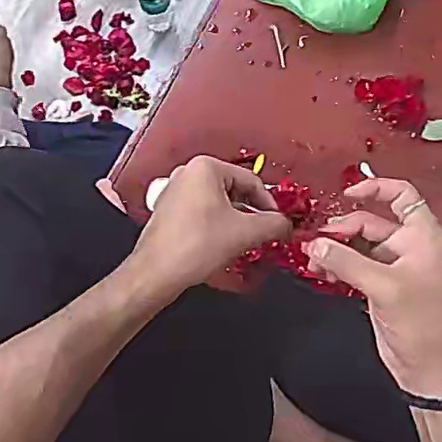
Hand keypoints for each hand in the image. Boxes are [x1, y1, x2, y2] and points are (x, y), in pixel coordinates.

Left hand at [126, 157, 289, 297]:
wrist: (156, 274)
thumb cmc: (197, 245)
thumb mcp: (245, 232)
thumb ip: (273, 224)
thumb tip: (286, 224)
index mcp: (206, 167)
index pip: (251, 181)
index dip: (269, 205)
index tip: (277, 224)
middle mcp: (188, 172)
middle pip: (235, 190)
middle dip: (250, 213)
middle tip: (262, 234)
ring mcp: (175, 190)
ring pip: (219, 202)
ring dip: (235, 221)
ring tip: (242, 242)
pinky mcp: (168, 209)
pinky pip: (202, 211)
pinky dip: (216, 225)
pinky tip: (220, 244)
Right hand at [305, 178, 441, 399]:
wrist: (431, 371)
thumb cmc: (421, 324)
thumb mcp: (384, 287)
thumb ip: (347, 262)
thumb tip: (314, 243)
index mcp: (423, 236)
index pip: (402, 195)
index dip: (376, 188)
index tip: (347, 194)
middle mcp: (410, 246)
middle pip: (372, 221)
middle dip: (343, 228)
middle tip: (316, 241)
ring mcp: (395, 267)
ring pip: (360, 246)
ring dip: (336, 248)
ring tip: (312, 258)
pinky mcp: (383, 287)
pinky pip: (356, 266)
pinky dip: (339, 265)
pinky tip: (320, 271)